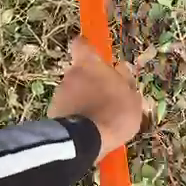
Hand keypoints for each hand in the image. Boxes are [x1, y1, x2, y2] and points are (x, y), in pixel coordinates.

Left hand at [48, 37, 143, 160]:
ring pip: (73, 93)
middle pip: (80, 73)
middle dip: (90, 84)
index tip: (94, 57)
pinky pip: (67, 110)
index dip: (87, 49)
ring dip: (82, 101)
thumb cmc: (115, 114)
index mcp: (89, 65)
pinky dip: (75, 116)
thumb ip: (126, 81)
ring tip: (97, 120)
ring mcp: (59, 94)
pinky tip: (87, 129)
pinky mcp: (53, 112)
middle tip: (105, 100)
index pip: (81, 45)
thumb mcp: (132, 98)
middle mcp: (70, 75)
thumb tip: (121, 68)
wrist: (86, 140)